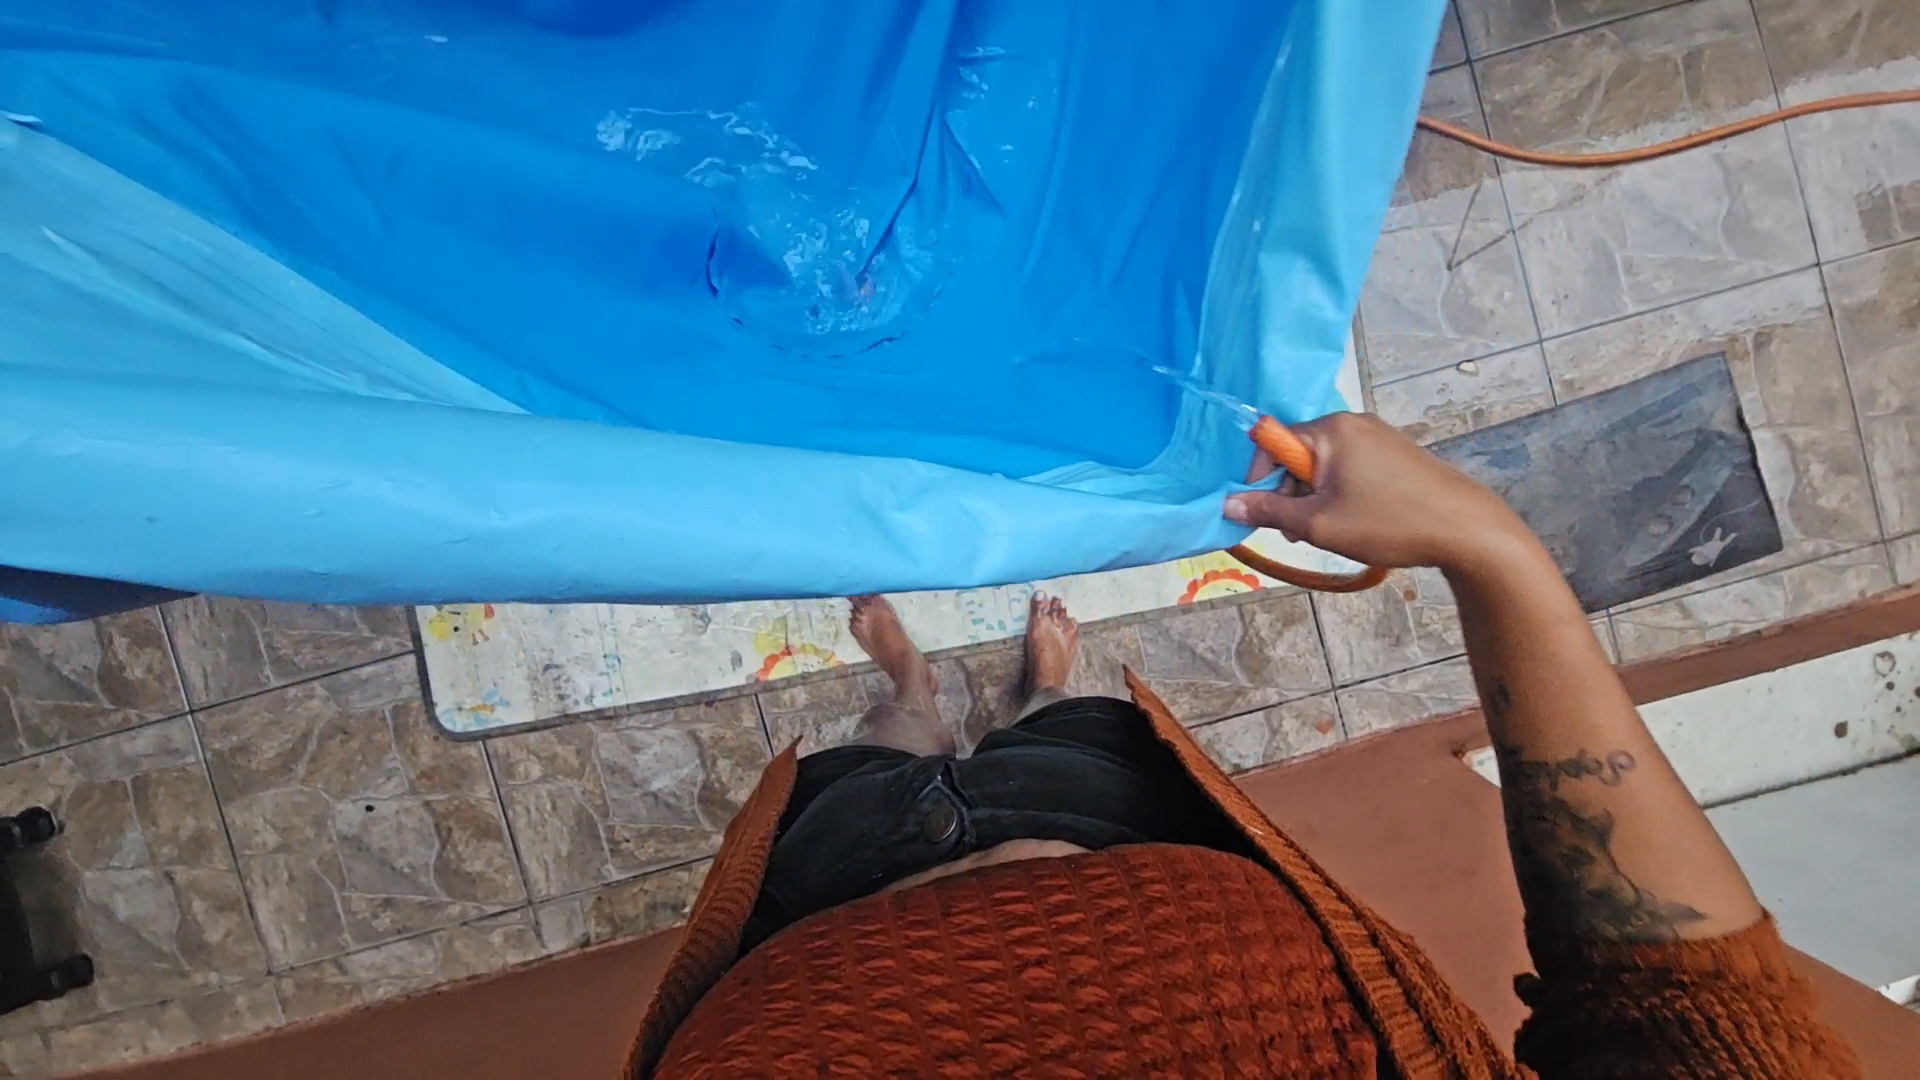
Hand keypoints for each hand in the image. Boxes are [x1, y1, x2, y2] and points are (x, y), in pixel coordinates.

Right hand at [1223, 412, 1532, 572]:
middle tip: (1299, 531)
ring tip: (1328, 530)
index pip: (1271, 441)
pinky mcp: (1394, 452)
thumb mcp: (1316, 524)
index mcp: (1330, 430)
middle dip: (1289, 492)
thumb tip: (1229, 504)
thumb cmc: (1386, 522)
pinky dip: (1338, 492)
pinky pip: (1348, 467)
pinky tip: (1352, 520)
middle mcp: (1352, 423)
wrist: (1467, 531)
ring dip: (1313, 497)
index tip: (1265, 511)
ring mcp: (1377, 435)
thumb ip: (1268, 512)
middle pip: (1296, 453)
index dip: (1259, 477)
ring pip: (1322, 464)